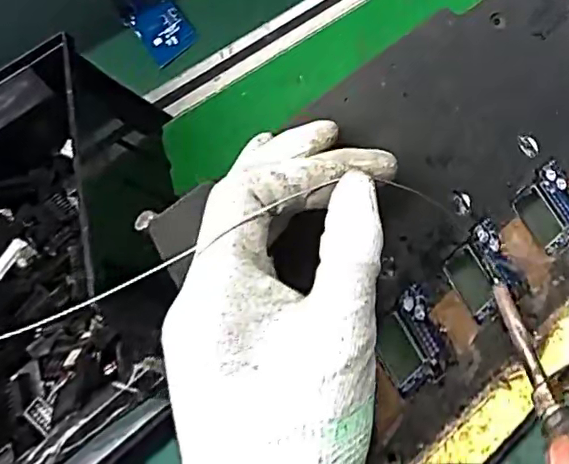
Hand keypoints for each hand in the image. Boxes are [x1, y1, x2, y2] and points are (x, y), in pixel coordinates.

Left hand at [162, 120, 398, 463]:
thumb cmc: (300, 433)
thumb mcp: (339, 328)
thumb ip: (351, 246)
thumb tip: (358, 185)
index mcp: (216, 288)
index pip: (255, 190)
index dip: (313, 166)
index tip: (367, 165)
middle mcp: (201, 296)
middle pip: (235, 197)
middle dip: (288, 157)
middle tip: (334, 134)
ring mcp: (208, 316)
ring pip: (235, 222)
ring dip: (278, 181)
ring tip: (309, 152)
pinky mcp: (224, 333)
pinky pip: (243, 251)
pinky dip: (273, 217)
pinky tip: (290, 211)